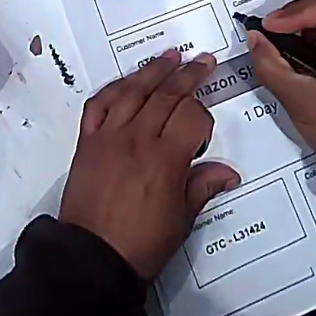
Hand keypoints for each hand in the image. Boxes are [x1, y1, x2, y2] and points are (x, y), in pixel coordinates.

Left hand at [59, 49, 239, 279]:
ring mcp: (109, 137)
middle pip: (166, 95)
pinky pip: (99, 104)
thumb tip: (228, 172)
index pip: (191, 115)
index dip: (203, 113)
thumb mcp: (181, 219)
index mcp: (165, 159)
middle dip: (188, 75)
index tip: (205, 120)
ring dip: (153, 70)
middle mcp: (137, 139)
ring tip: (169, 56)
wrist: (91, 259)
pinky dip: (113, 88)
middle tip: (201, 61)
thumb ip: (202, 186)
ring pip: (133, 91)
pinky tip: (125, 81)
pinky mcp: (87, 142)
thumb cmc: (139, 245)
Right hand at [247, 0, 315, 168]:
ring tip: (282, 37)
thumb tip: (256, 39)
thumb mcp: (300, 100)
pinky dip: (306, 29)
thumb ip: (272, 65)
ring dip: (302, 16)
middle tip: (276, 26)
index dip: (292, 12)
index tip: (270, 29)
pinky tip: (292, 49)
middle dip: (298, 6)